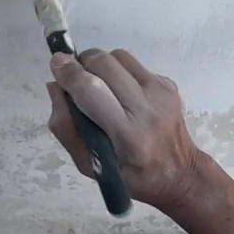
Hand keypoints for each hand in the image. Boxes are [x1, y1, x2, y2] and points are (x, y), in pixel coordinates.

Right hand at [46, 49, 209, 215]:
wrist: (178, 174)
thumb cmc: (129, 176)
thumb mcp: (88, 165)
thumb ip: (65, 127)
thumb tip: (55, 86)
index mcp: (127, 135)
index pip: (92, 91)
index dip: (69, 73)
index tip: (56, 64)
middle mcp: (148, 109)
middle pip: (105, 63)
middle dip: (82, 64)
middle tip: (76, 79)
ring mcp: (161, 93)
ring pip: (119, 57)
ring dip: (100, 65)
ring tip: (99, 86)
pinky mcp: (169, 84)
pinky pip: (133, 64)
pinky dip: (119, 72)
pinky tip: (122, 94)